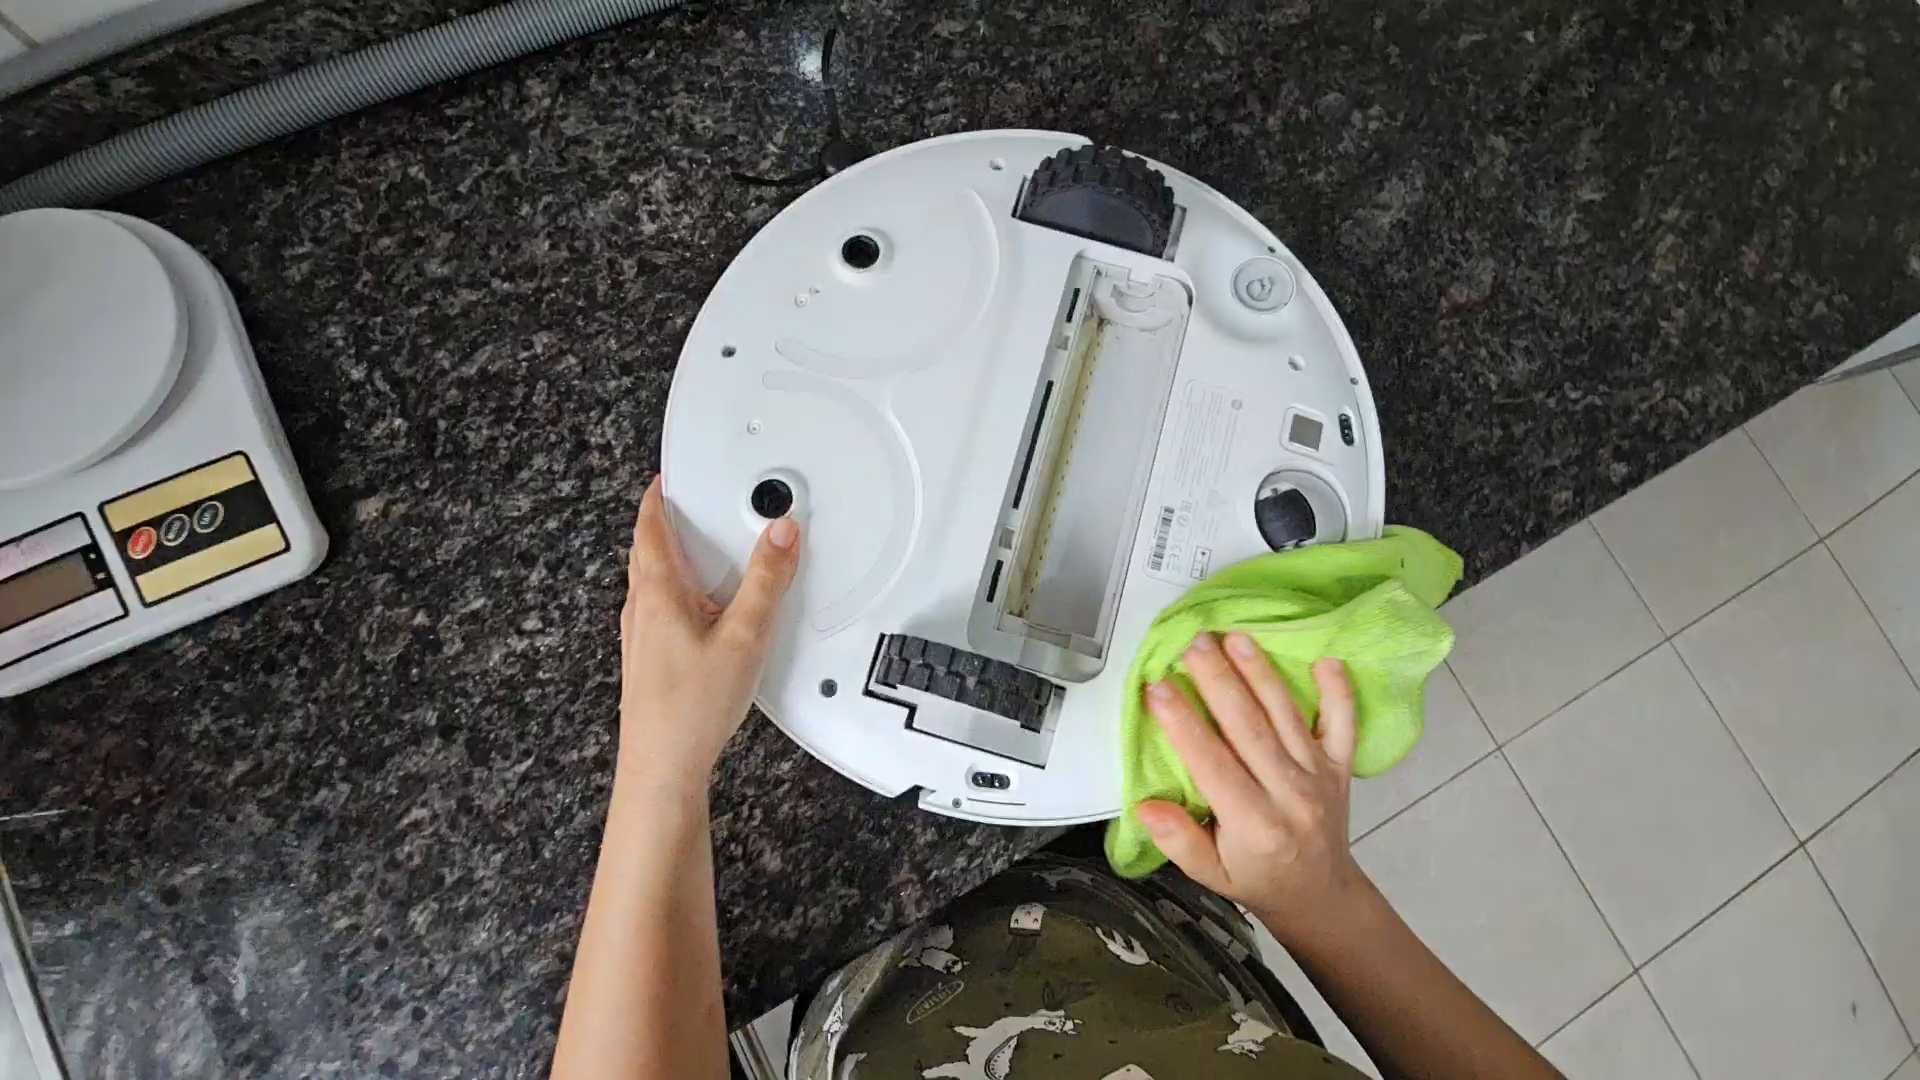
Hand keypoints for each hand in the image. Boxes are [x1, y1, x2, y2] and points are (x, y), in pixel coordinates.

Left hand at [616, 477, 800, 791]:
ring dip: (676, 554)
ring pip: (654, 578)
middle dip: (671, 520)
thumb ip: (766, 581)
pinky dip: (680, 587)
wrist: (662, 765)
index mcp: (659, 592)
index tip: (672, 473)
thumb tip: (780, 534)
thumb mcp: (745, 637)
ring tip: (708, 549)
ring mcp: (642, 633)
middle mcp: (643, 608)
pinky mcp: (650, 655)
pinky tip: (706, 606)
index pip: (651, 525)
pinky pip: (661, 605)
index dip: (660, 494)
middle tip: (696, 503)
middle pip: (650, 548)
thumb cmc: (691, 708)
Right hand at [1134, 632, 1368, 945]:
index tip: (1157, 687)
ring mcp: (1319, 776)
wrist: (1322, 895)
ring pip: (1286, 716)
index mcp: (1254, 825)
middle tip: (1193, 643)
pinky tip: (1327, 659)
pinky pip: (1343, 723)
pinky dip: (1340, 691)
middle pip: (1249, 728)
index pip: (1212, 763)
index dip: (1183, 724)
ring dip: (1260, 673)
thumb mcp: (1210, 877)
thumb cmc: (1255, 878)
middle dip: (1218, 681)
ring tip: (1234, 637)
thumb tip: (1145, 805)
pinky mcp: (1341, 765)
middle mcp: (1290, 795)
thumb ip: (1179, 842)